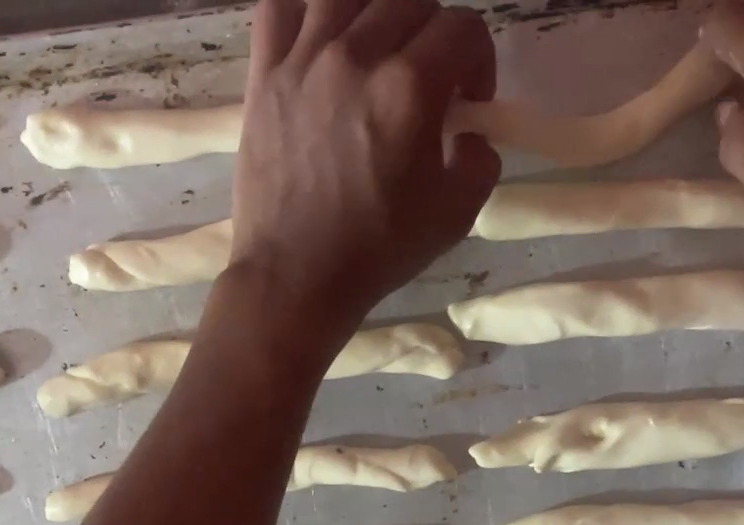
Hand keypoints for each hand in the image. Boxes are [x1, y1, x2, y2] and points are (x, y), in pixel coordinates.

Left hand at [231, 0, 500, 322]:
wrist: (296, 278)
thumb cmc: (376, 252)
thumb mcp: (455, 215)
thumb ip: (480, 160)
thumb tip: (469, 132)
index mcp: (410, 87)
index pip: (463, 28)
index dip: (478, 61)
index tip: (468, 102)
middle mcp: (356, 56)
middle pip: (410, 0)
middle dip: (433, 35)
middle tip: (426, 83)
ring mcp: (303, 62)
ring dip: (375, 13)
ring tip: (376, 54)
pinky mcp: (263, 78)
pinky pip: (278, 8)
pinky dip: (304, 11)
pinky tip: (320, 40)